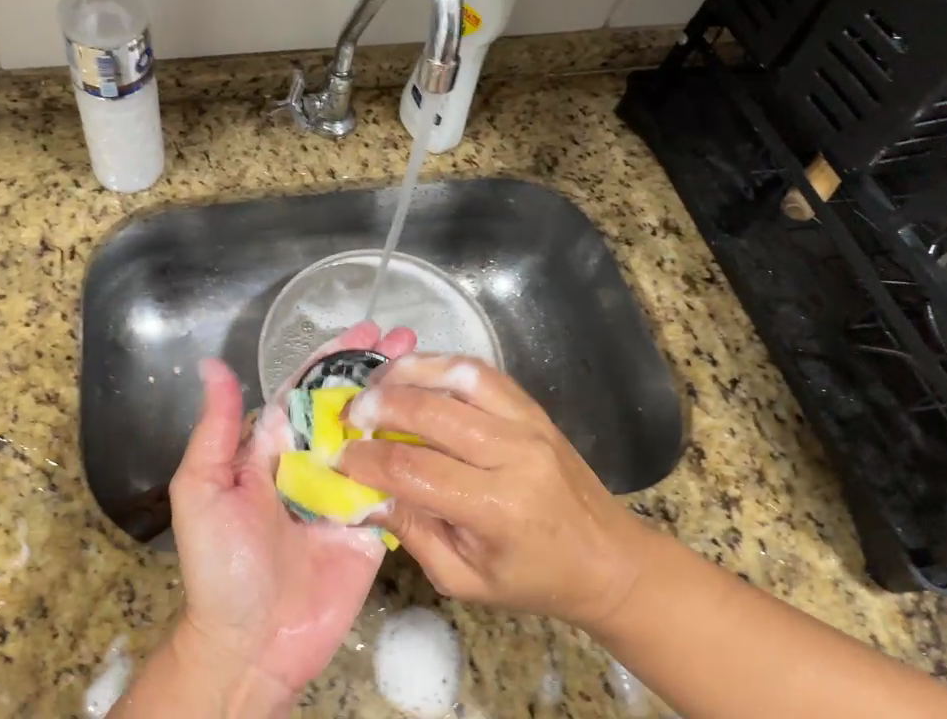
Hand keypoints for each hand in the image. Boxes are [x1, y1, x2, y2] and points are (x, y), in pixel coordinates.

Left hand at [166, 322, 416, 693]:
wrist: (251, 644)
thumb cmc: (220, 565)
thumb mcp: (203, 488)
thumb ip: (216, 427)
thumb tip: (213, 363)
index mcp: (271, 446)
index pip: (305, 388)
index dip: (334, 357)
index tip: (367, 328)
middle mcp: (310, 461)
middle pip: (348, 405)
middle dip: (376, 369)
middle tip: (412, 337)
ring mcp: (344, 493)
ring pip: (376, 437)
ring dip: (403, 403)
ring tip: (436, 371)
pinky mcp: (370, 528)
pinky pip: (397, 485)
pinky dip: (418, 456)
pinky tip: (445, 427)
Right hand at [336, 353, 649, 628]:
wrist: (608, 560)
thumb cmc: (533, 579)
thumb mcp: (463, 579)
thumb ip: (411, 532)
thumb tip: (359, 494)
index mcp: (498, 510)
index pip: (414, 470)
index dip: (367, 461)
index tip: (338, 458)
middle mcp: (515, 456)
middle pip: (430, 413)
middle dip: (377, 408)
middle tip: (347, 416)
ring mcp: (528, 424)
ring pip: (457, 378)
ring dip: (407, 373)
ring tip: (374, 384)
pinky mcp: (532, 408)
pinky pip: (481, 373)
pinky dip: (440, 366)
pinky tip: (414, 376)